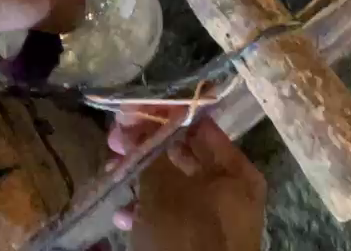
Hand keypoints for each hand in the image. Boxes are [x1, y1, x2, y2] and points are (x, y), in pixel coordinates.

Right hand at [109, 111, 267, 250]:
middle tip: (114, 139)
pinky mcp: (197, 245)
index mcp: (237, 173)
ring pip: (173, 186)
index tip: (129, 112)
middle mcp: (232, 193)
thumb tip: (132, 122)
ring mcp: (215, 222)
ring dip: (141, 177)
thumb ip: (148, 151)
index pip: (199, 125)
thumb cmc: (187, 237)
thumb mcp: (163, 191)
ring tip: (113, 172)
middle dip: (146, 147)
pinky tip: (122, 215)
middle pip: (184, 155)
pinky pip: (171, 216)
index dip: (162, 115)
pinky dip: (147, 211)